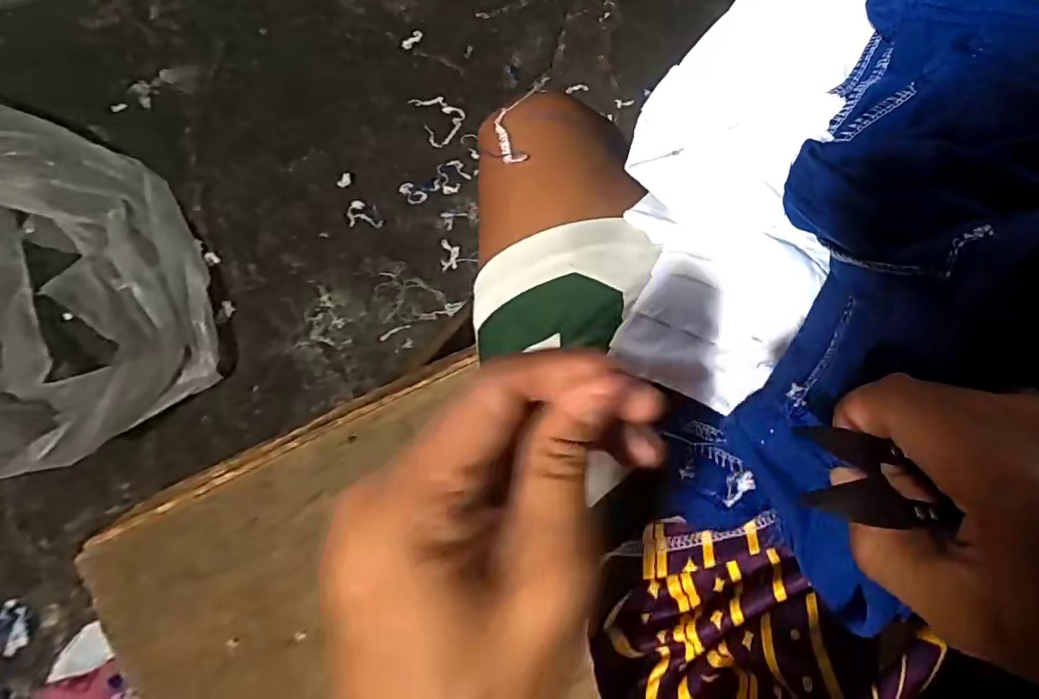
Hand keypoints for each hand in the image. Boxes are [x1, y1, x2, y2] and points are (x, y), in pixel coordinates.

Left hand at [322, 353, 665, 698]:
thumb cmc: (495, 683)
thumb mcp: (546, 568)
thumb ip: (565, 462)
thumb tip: (605, 380)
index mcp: (401, 500)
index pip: (494, 390)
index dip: (571, 371)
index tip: (637, 383)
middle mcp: (387, 484)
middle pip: (500, 405)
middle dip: (584, 400)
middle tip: (652, 414)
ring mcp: (399, 500)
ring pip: (505, 427)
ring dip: (578, 427)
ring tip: (644, 447)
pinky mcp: (419, 517)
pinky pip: (495, 460)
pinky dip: (553, 455)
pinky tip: (604, 464)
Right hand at [833, 375, 1038, 698]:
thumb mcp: (947, 603)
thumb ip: (879, 537)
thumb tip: (848, 476)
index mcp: (989, 454)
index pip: (893, 395)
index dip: (853, 421)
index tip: (847, 470)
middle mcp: (1012, 409)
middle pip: (915, 395)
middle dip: (886, 438)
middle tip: (894, 504)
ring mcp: (1033, 405)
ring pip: (940, 399)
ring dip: (918, 439)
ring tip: (934, 503)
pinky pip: (969, 408)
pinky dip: (948, 436)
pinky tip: (968, 490)